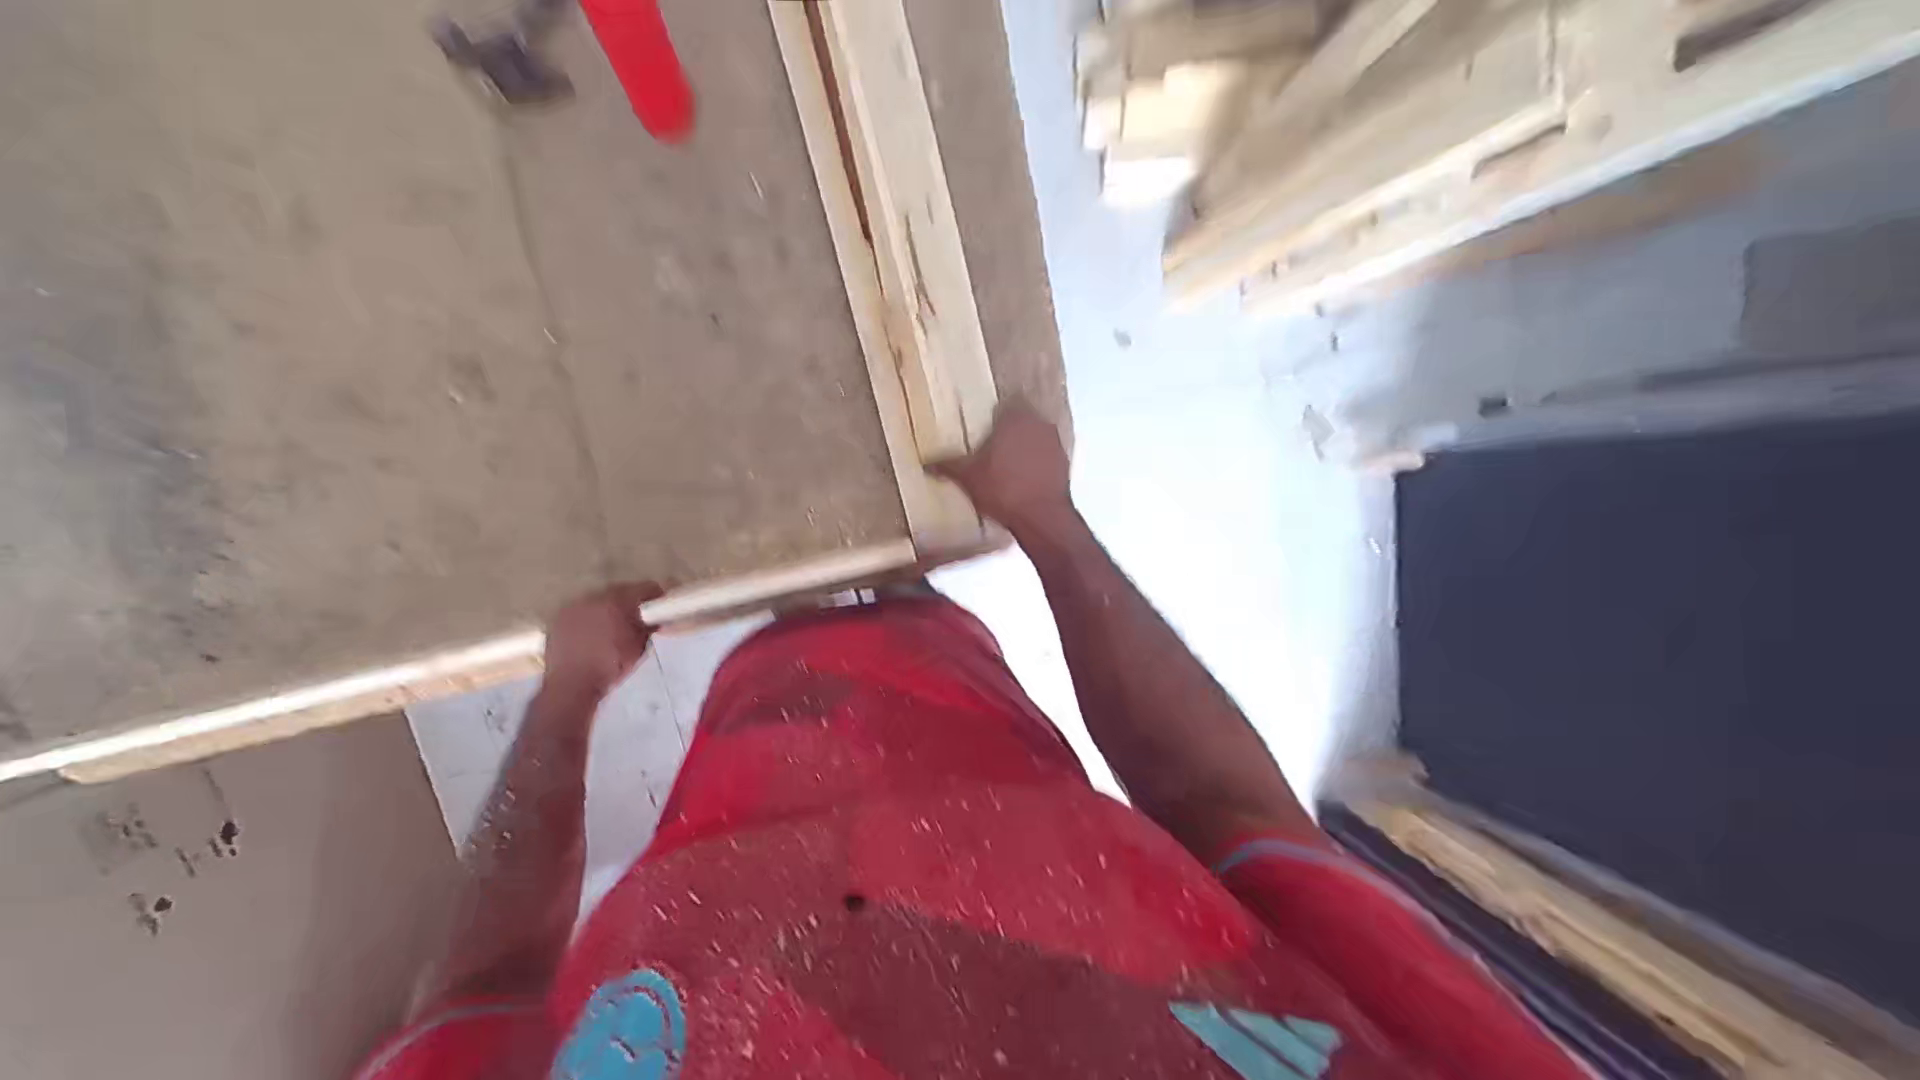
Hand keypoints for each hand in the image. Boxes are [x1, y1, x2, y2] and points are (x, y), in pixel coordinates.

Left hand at [541, 582, 665, 697]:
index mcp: (618, 601)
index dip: (656, 597)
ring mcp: (573, 606)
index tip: (660, 608)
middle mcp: (594, 597)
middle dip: (631, 602)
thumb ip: (648, 626)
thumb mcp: (640, 647)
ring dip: (609, 609)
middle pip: (620, 591)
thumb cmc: (611, 666)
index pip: (645, 587)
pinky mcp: (558, 618)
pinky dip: (590, 618)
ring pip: (599, 600)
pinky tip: (593, 635)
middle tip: (638, 618)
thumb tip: (654, 618)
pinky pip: (581, 612)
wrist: (571, 685)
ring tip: (613, 627)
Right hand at [931, 399, 1072, 533]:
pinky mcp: (1065, 464)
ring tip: (1005, 463)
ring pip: (1036, 436)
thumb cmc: (1003, 489)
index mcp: (1015, 417)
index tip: (983, 423)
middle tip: (990, 444)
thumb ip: (948, 466)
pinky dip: (1036, 462)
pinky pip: (1046, 455)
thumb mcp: (968, 477)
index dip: (994, 412)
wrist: (1042, 517)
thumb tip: (928, 463)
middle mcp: (1039, 424)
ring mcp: (1055, 443)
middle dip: (1008, 429)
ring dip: (1024, 445)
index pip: (1006, 402)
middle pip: (1021, 418)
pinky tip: (1022, 478)